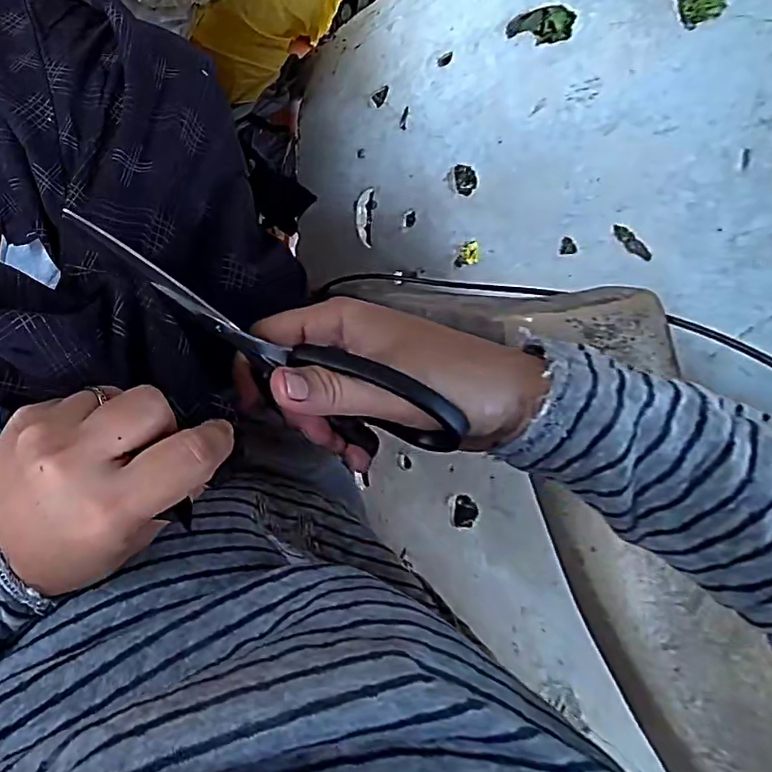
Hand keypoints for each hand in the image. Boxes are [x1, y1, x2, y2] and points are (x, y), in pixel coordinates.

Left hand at [0, 386, 231, 596]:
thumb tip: (198, 456)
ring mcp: (47, 430)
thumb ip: (167, 497)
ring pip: (115, 391)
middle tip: (149, 446)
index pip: (186, 454)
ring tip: (103, 444)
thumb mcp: (126, 545)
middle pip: (153, 402)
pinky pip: (79, 395)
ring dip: (121, 416)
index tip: (217, 437)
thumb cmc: (65, 557)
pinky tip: (72, 441)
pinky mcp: (26, 412)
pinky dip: (87, 415)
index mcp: (109, 506)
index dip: (215, 440)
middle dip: (164, 421)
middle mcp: (78, 460)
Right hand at [239, 298, 549, 472]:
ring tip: (347, 448)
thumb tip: (276, 385)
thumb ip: (330, 388)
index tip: (264, 406)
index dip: (259, 368)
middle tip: (321, 434)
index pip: (272, 333)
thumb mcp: (390, 389)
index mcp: (341, 320)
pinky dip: (340, 431)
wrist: (512, 403)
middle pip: (287, 369)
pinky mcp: (369, 387)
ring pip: (309, 393)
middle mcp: (343, 336)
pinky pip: (335, 407)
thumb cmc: (460, 383)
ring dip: (321, 426)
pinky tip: (359, 451)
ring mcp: (356, 363)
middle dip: (297, 408)